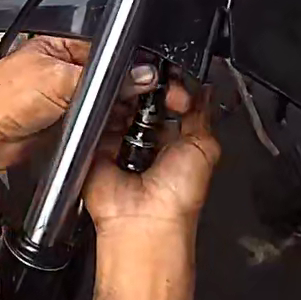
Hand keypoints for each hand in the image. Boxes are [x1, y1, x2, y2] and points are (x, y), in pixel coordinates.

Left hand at [0, 37, 179, 166]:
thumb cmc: (0, 99)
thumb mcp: (58, 79)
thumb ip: (101, 76)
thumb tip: (138, 74)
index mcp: (61, 44)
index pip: (107, 46)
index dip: (126, 61)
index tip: (144, 75)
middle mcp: (66, 67)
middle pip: (111, 74)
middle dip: (124, 87)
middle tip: (134, 98)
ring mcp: (67, 95)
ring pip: (107, 100)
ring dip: (116, 109)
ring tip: (116, 115)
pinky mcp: (68, 121)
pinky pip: (97, 121)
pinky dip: (105, 125)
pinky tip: (107, 128)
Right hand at [83, 85, 219, 235]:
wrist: (144, 219)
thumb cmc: (177, 197)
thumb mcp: (205, 147)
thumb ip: (202, 115)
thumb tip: (205, 90)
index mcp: (174, 138)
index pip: (170, 98)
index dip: (173, 86)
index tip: (174, 80)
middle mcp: (145, 138)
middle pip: (143, 96)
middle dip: (150, 87)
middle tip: (156, 88)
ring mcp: (119, 139)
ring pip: (120, 102)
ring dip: (127, 96)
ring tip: (136, 103)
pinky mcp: (95, 143)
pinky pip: (97, 114)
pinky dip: (105, 107)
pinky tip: (115, 109)